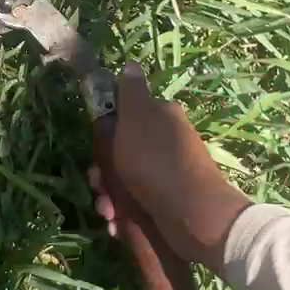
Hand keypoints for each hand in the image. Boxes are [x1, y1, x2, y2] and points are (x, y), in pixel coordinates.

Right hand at [88, 62, 250, 266]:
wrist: (193, 215)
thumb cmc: (156, 162)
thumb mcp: (136, 120)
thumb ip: (131, 92)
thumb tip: (131, 64)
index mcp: (162, 116)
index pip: (125, 115)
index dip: (106, 132)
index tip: (95, 149)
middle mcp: (167, 140)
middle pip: (122, 150)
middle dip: (104, 171)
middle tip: (98, 186)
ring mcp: (169, 172)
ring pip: (127, 179)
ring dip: (110, 196)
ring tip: (108, 213)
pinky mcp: (169, 200)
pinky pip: (137, 202)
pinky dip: (124, 213)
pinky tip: (118, 225)